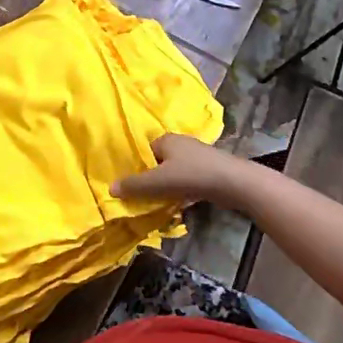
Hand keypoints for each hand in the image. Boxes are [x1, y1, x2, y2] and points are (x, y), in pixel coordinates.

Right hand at [112, 134, 252, 209]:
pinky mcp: (208, 169)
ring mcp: (196, 155)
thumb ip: (134, 185)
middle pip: (159, 161)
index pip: (144, 151)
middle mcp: (180, 143)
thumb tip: (110, 188)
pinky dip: (181, 190)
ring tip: (160, 202)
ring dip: (167, 186)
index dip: (137, 167)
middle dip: (152, 178)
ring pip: (173, 171)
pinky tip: (180, 203)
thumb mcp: (158, 182)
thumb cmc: (191, 175)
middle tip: (143, 197)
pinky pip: (187, 179)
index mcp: (166, 139)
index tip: (131, 185)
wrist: (232, 182)